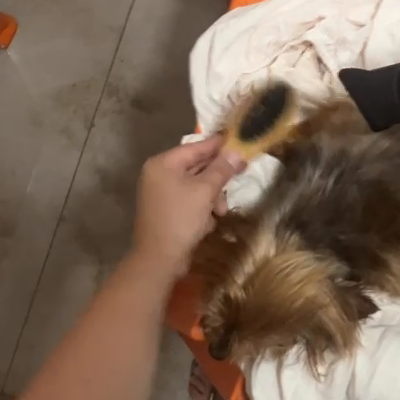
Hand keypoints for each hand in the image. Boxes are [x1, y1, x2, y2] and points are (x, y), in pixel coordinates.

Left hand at [132, 135, 243, 273]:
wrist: (159, 259)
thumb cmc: (180, 218)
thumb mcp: (205, 191)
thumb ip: (221, 170)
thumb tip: (236, 152)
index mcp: (163, 164)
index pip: (195, 147)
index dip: (218, 145)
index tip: (237, 139)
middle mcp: (159, 175)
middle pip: (196, 166)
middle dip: (217, 177)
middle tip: (240, 172)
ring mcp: (162, 194)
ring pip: (196, 186)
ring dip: (212, 197)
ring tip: (220, 211)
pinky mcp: (167, 210)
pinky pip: (190, 200)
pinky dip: (202, 208)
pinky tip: (208, 221)